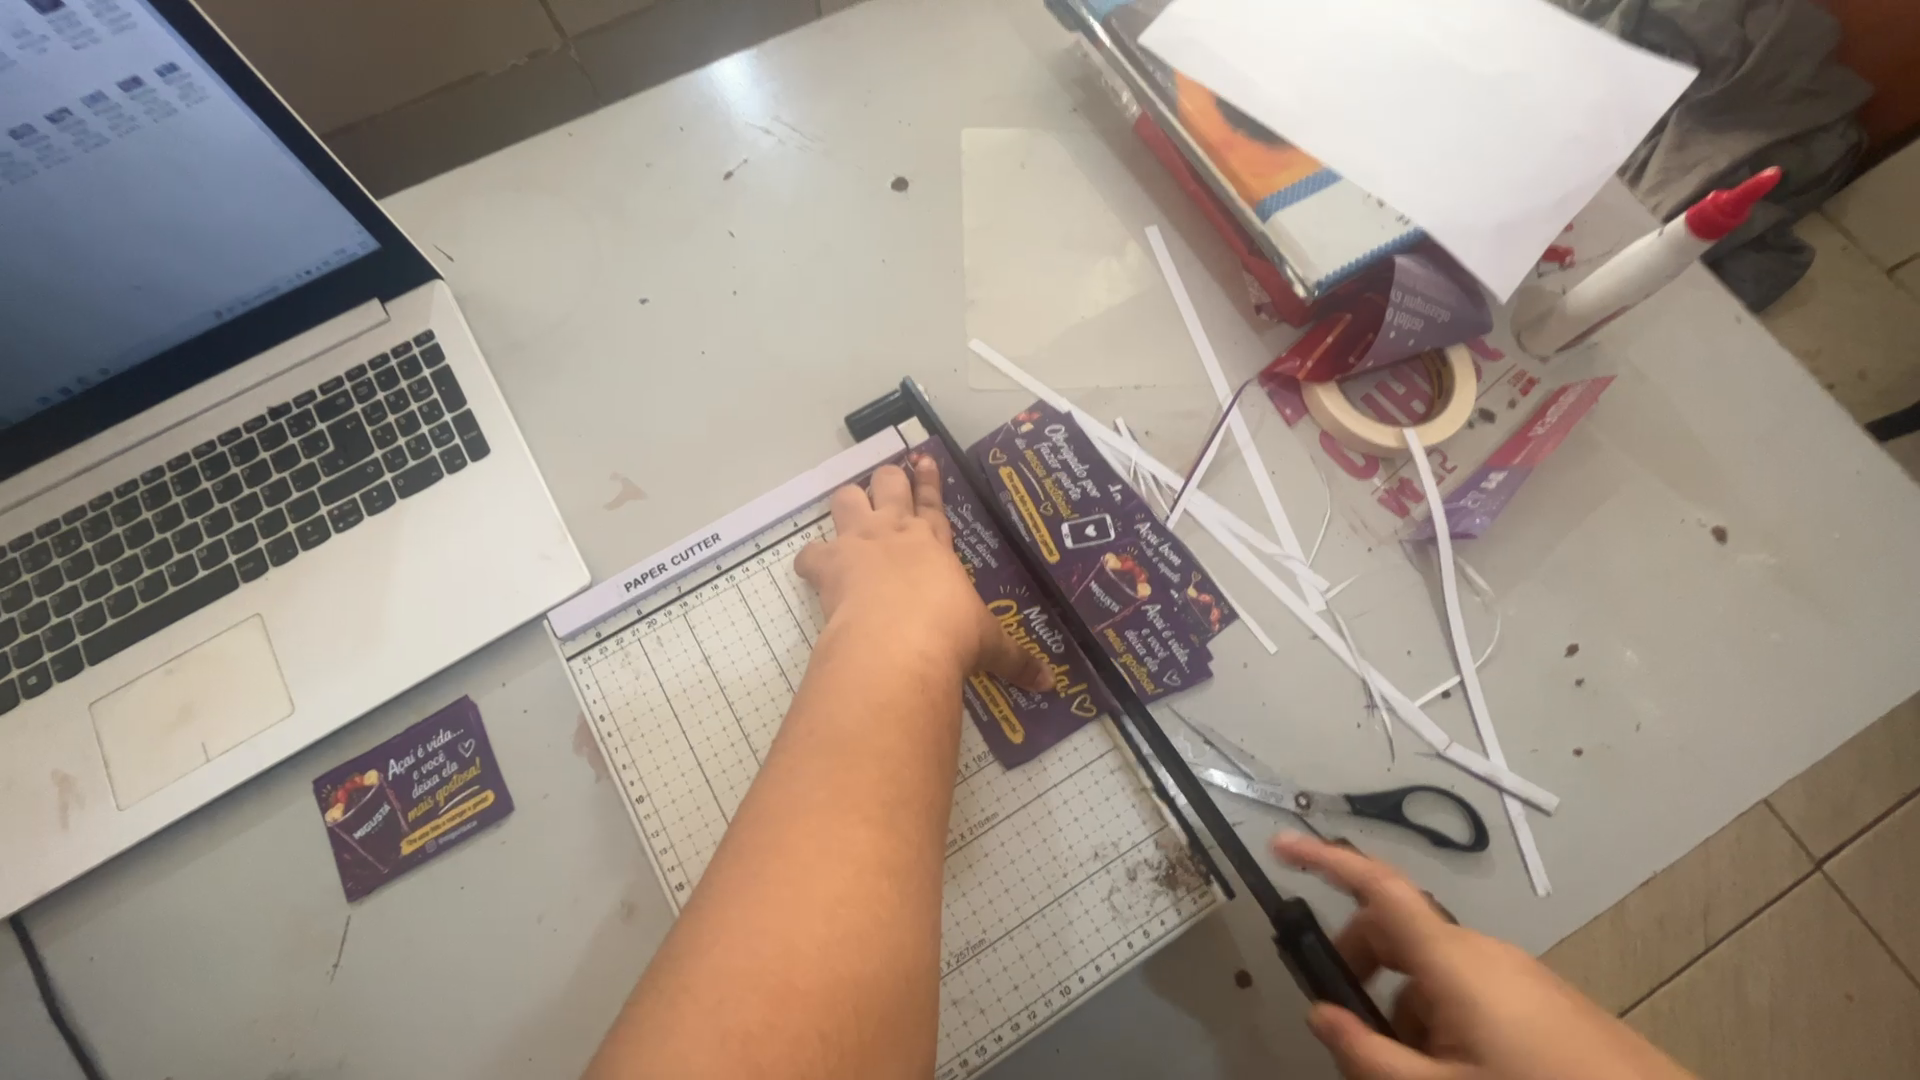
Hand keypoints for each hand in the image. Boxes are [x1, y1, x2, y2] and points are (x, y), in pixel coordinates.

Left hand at [796, 454, 1051, 693]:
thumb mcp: (989, 645)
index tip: (923, 460)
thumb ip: (1015, 660)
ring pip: (846, 499)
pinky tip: (813, 569)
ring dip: (847, 502)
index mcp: (936, 544)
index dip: (930, 482)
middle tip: (888, 481)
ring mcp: (860, 543)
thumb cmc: (951, 635)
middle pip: (889, 486)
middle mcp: (897, 533)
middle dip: (888, 481)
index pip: (934, 505)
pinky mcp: (830, 564)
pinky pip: (810, 552)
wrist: (900, 642)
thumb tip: (1049, 683)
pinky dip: (811, 559)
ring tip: (849, 511)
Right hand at [1273, 833, 1695, 1079]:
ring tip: (1420, 1074)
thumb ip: (1370, 1056)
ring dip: (1404, 1010)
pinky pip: (1470, 990)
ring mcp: (1519, 974)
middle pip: (1395, 934)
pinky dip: (1442, 1019)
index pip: (1375, 886)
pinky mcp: (1547, 1001)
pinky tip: (1463, 1073)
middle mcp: (1481, 951)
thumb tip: (1321, 1016)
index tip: (1281, 844)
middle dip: (1360, 970)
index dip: (1323, 859)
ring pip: (1432, 971)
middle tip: (1352, 1030)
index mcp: (1451, 961)